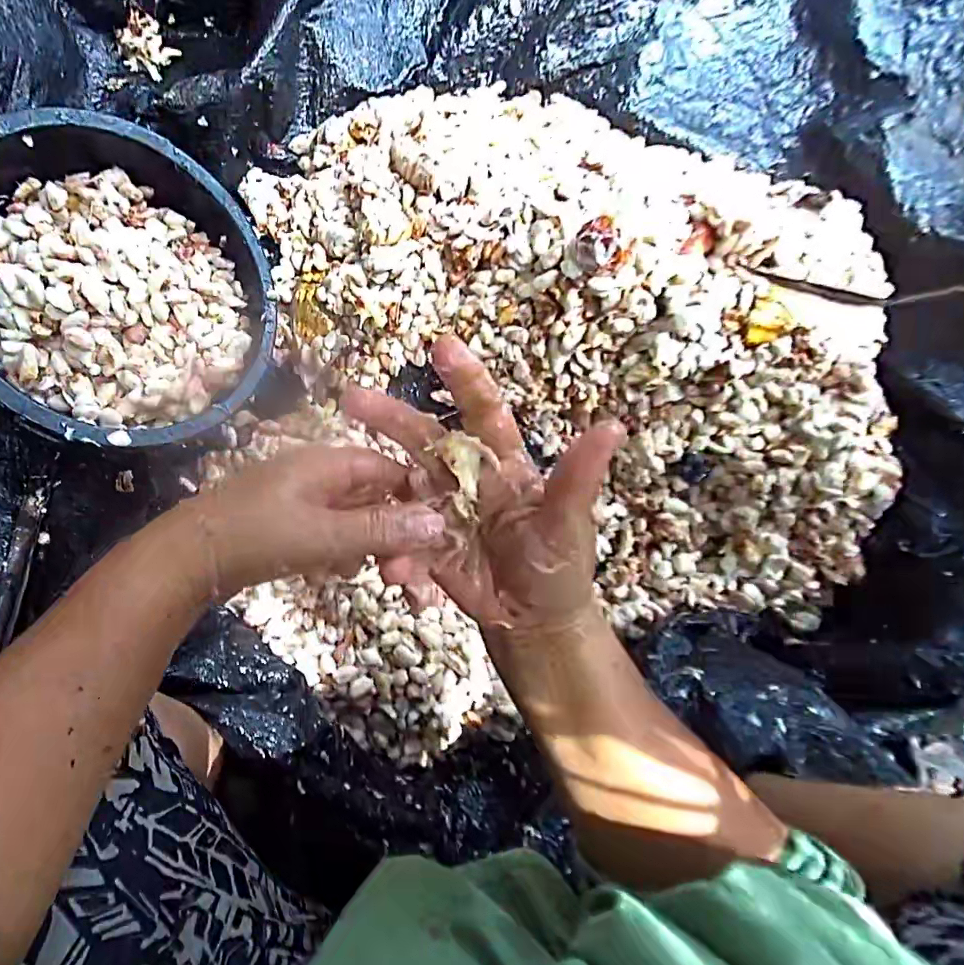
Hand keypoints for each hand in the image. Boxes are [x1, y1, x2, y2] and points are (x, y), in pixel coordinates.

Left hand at [169, 445, 447, 598]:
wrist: (189, 557)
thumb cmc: (258, 535)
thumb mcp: (324, 533)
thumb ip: (380, 530)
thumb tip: (440, 522)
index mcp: (329, 462)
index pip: (390, 471)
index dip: (416, 502)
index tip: (435, 540)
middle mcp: (318, 476)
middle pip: (374, 500)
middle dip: (390, 538)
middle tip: (400, 579)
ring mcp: (300, 501)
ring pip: (352, 523)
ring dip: (362, 550)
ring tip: (358, 575)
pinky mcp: (287, 526)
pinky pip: (326, 537)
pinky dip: (333, 555)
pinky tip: (325, 575)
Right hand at [342, 336, 624, 644]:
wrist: (534, 619)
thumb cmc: (560, 565)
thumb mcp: (569, 524)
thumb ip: (578, 479)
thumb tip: (612, 427)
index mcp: (500, 466)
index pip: (482, 414)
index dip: (463, 380)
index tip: (442, 345)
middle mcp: (463, 480)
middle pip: (422, 440)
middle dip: (390, 417)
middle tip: (354, 398)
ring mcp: (437, 512)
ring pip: (399, 489)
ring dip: (375, 490)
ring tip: (351, 502)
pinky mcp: (422, 545)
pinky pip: (398, 541)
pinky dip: (393, 554)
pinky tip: (395, 572)